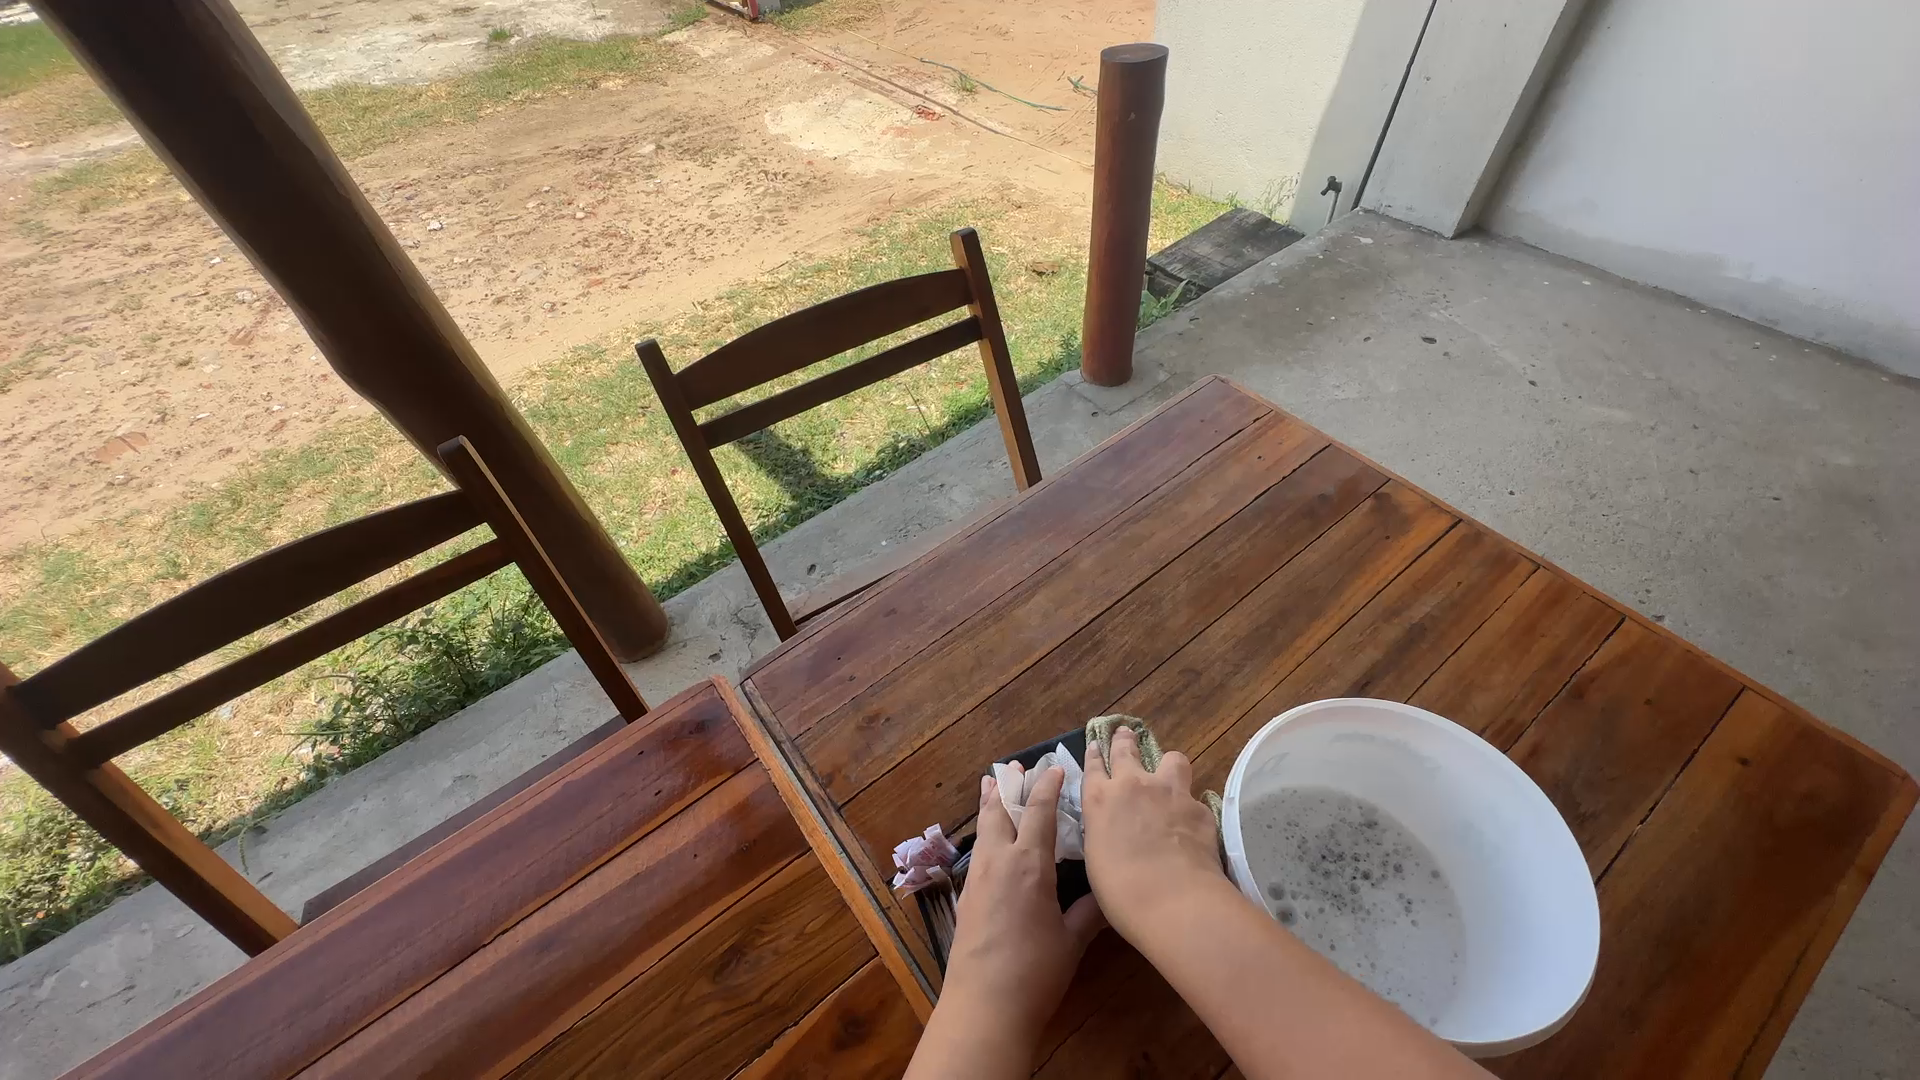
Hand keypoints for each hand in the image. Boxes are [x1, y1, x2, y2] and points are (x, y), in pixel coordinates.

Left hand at [942, 767, 1104, 1044]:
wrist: (984, 1004)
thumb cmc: (1035, 971)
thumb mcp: (1072, 940)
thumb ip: (1090, 911)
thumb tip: (1109, 893)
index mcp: (1029, 864)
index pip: (1039, 812)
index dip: (1048, 787)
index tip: (1055, 768)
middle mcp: (999, 860)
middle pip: (1000, 810)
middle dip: (1009, 785)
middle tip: (1015, 766)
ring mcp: (977, 876)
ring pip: (983, 827)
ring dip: (990, 802)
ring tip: (991, 783)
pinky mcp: (966, 895)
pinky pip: (977, 849)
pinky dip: (984, 830)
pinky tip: (988, 837)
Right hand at [1081, 727, 1230, 945]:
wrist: (1171, 899)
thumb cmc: (1120, 889)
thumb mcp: (1096, 855)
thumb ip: (1104, 830)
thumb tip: (1113, 828)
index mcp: (1100, 799)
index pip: (1094, 766)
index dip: (1095, 753)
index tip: (1097, 743)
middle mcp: (1132, 785)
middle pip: (1126, 749)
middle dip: (1125, 739)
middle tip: (1126, 734)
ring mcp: (1168, 792)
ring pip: (1172, 759)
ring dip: (1169, 766)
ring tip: (1170, 777)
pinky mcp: (1199, 807)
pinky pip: (1196, 798)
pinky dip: (1192, 809)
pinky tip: (1194, 826)